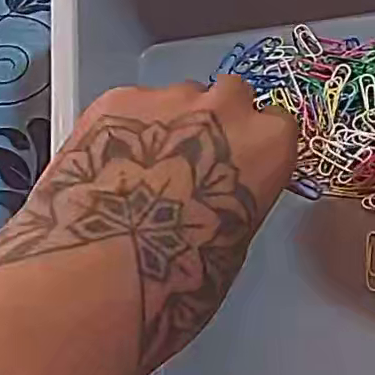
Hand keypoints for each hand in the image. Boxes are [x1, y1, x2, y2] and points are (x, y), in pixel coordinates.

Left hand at [0, 75, 297, 371]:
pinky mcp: (113, 100)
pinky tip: (108, 168)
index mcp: (266, 145)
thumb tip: (225, 195)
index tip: (241, 165)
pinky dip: (125, 127)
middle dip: (217, 121)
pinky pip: (130, 104)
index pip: (279, 125)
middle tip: (192, 164)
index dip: (257, 146)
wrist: (95, 274)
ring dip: (170, 123)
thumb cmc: (176, 279)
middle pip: (232, 95)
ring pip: (178, 96)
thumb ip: (240, 199)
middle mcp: (223, 108)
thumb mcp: (234, 243)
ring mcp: (166, 98)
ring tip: (141, 170)